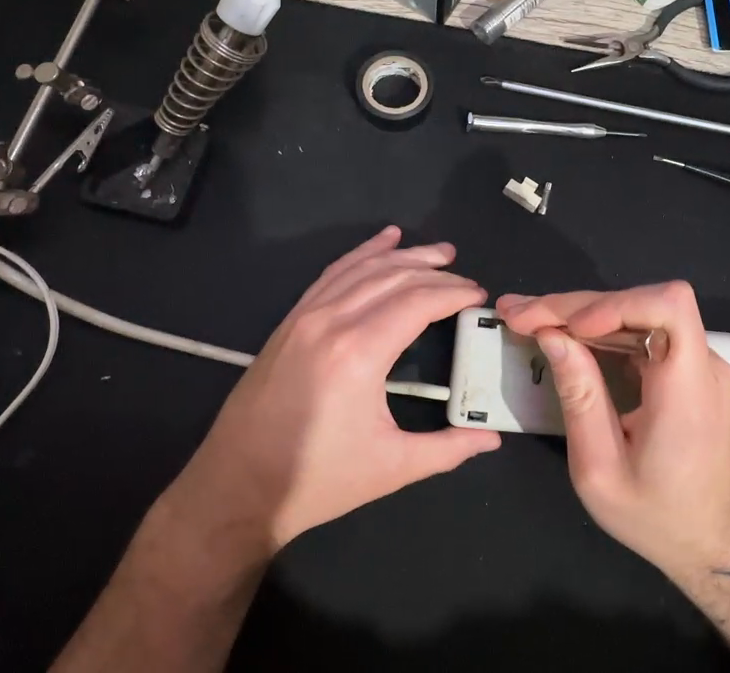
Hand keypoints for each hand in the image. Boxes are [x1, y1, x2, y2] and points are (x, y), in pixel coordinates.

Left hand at [171, 226, 500, 550]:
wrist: (236, 487)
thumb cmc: (317, 480)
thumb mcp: (391, 467)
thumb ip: (448, 448)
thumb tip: (492, 439)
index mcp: (359, 353)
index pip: (418, 302)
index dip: (454, 293)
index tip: (480, 295)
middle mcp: (331, 322)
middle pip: (394, 277)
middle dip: (436, 272)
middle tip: (467, 278)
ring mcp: (306, 317)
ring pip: (362, 268)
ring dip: (404, 255)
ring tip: (438, 252)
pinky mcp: (290, 322)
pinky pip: (332, 274)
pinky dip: (362, 254)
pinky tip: (383, 241)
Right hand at [497, 282, 729, 578]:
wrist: (713, 537)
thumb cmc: (657, 515)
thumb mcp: (600, 471)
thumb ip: (579, 399)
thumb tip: (552, 337)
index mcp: (687, 392)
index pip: (671, 309)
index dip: (619, 303)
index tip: (573, 327)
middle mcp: (702, 364)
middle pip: (641, 303)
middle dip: (574, 306)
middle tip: (516, 314)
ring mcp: (699, 361)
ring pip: (638, 310)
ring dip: (580, 313)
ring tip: (526, 318)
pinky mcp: (688, 365)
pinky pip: (643, 330)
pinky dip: (599, 329)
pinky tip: (560, 334)